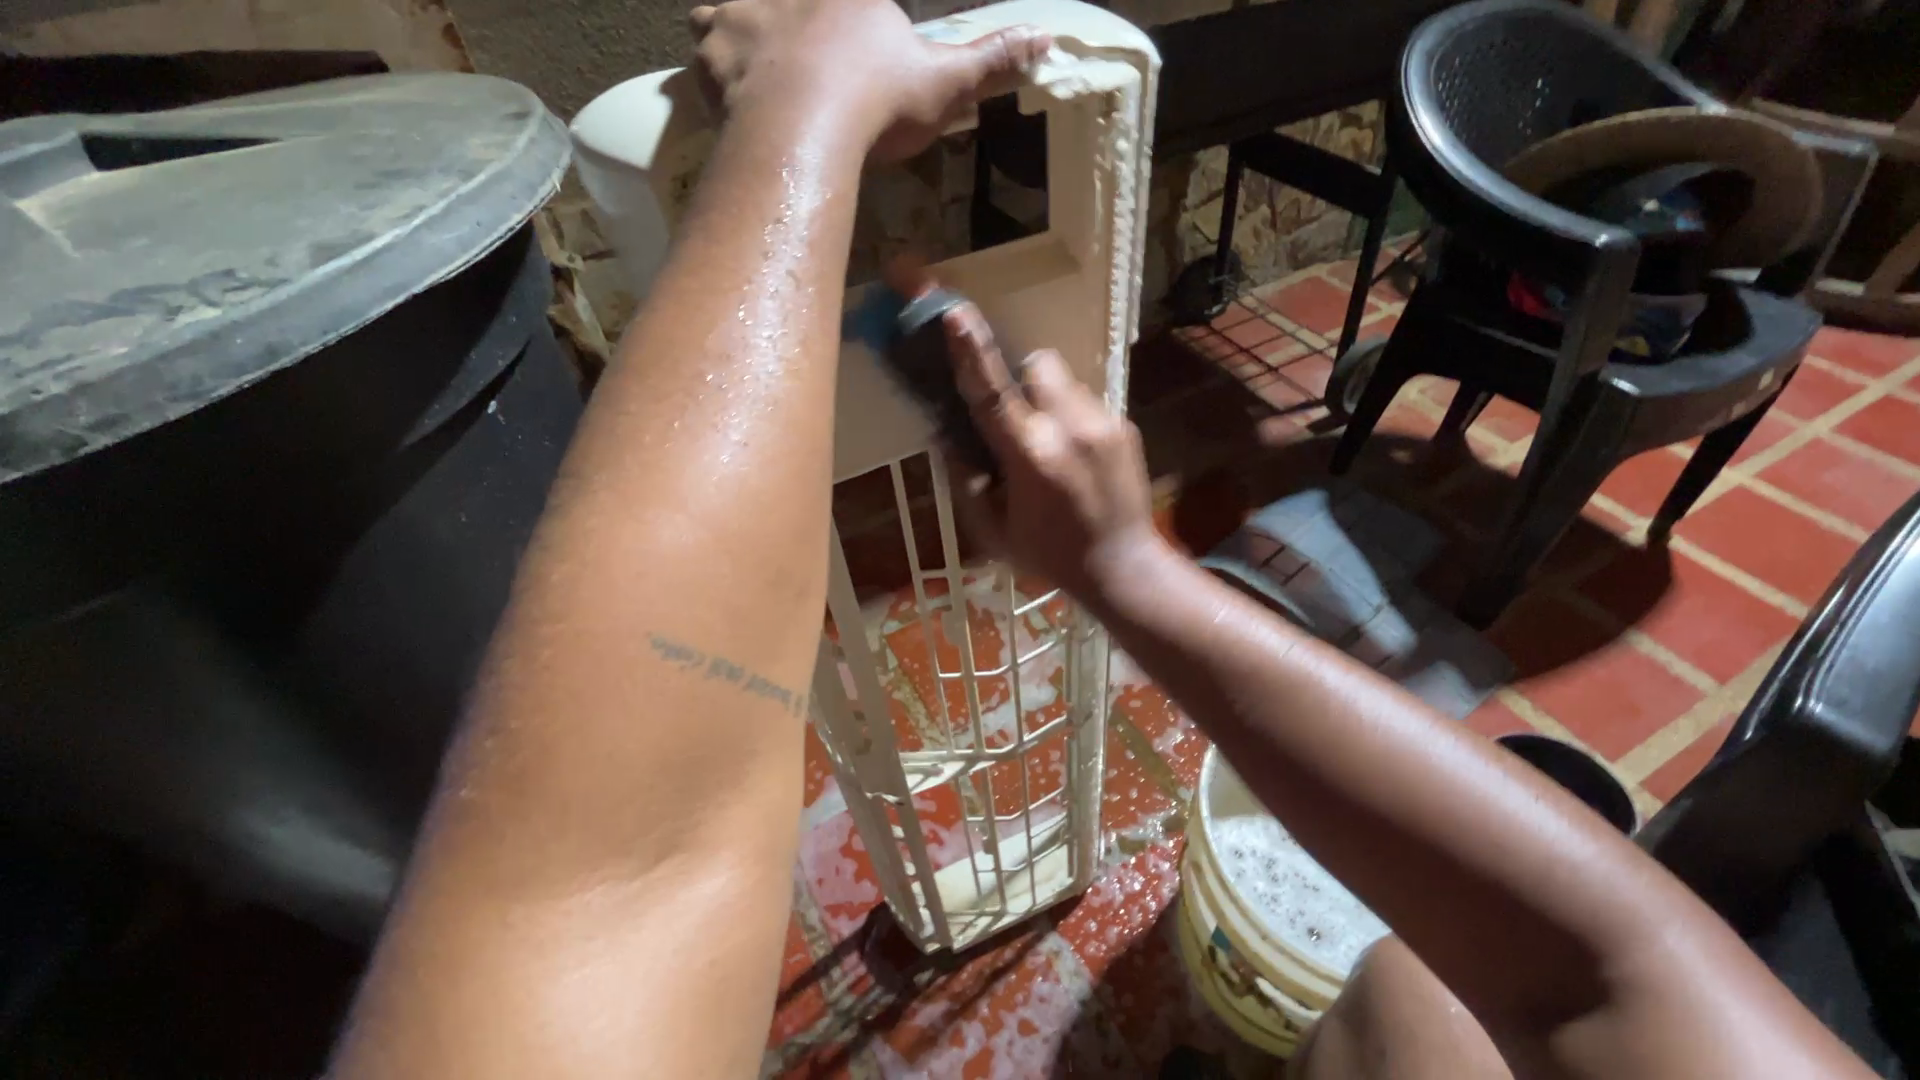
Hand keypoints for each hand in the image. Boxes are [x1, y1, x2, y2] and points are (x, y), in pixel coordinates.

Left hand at [689, 0, 1048, 162]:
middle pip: (794, 3)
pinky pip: (701, 37)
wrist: (809, 128)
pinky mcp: (712, 46)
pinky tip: (726, 80)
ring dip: (744, 26)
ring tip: (759, 66)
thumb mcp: (945, 84)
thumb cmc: (880, 101)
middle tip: (807, 59)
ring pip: (736, 5)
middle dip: (799, 24)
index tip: (853, 39)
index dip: (853, 19)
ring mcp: (746, 8)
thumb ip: (990, 61)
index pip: (855, 2)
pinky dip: (711, 56)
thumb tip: (1048, 38)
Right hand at [941, 301, 1172, 602]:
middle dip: (1019, 377)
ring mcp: (1104, 423)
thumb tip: (949, 438)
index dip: (971, 349)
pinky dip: (1072, 417)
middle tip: (1016, 417)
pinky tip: (1077, 458)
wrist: (1124, 567)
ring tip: (1051, 444)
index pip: (992, 392)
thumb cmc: (1049, 555)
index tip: (954, 311)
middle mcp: (1070, 428)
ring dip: (1047, 398)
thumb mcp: (993, 532)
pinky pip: (1087, 401)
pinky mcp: (1126, 426)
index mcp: (1031, 456)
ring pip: (1064, 380)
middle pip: (1037, 363)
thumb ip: (966, 481)